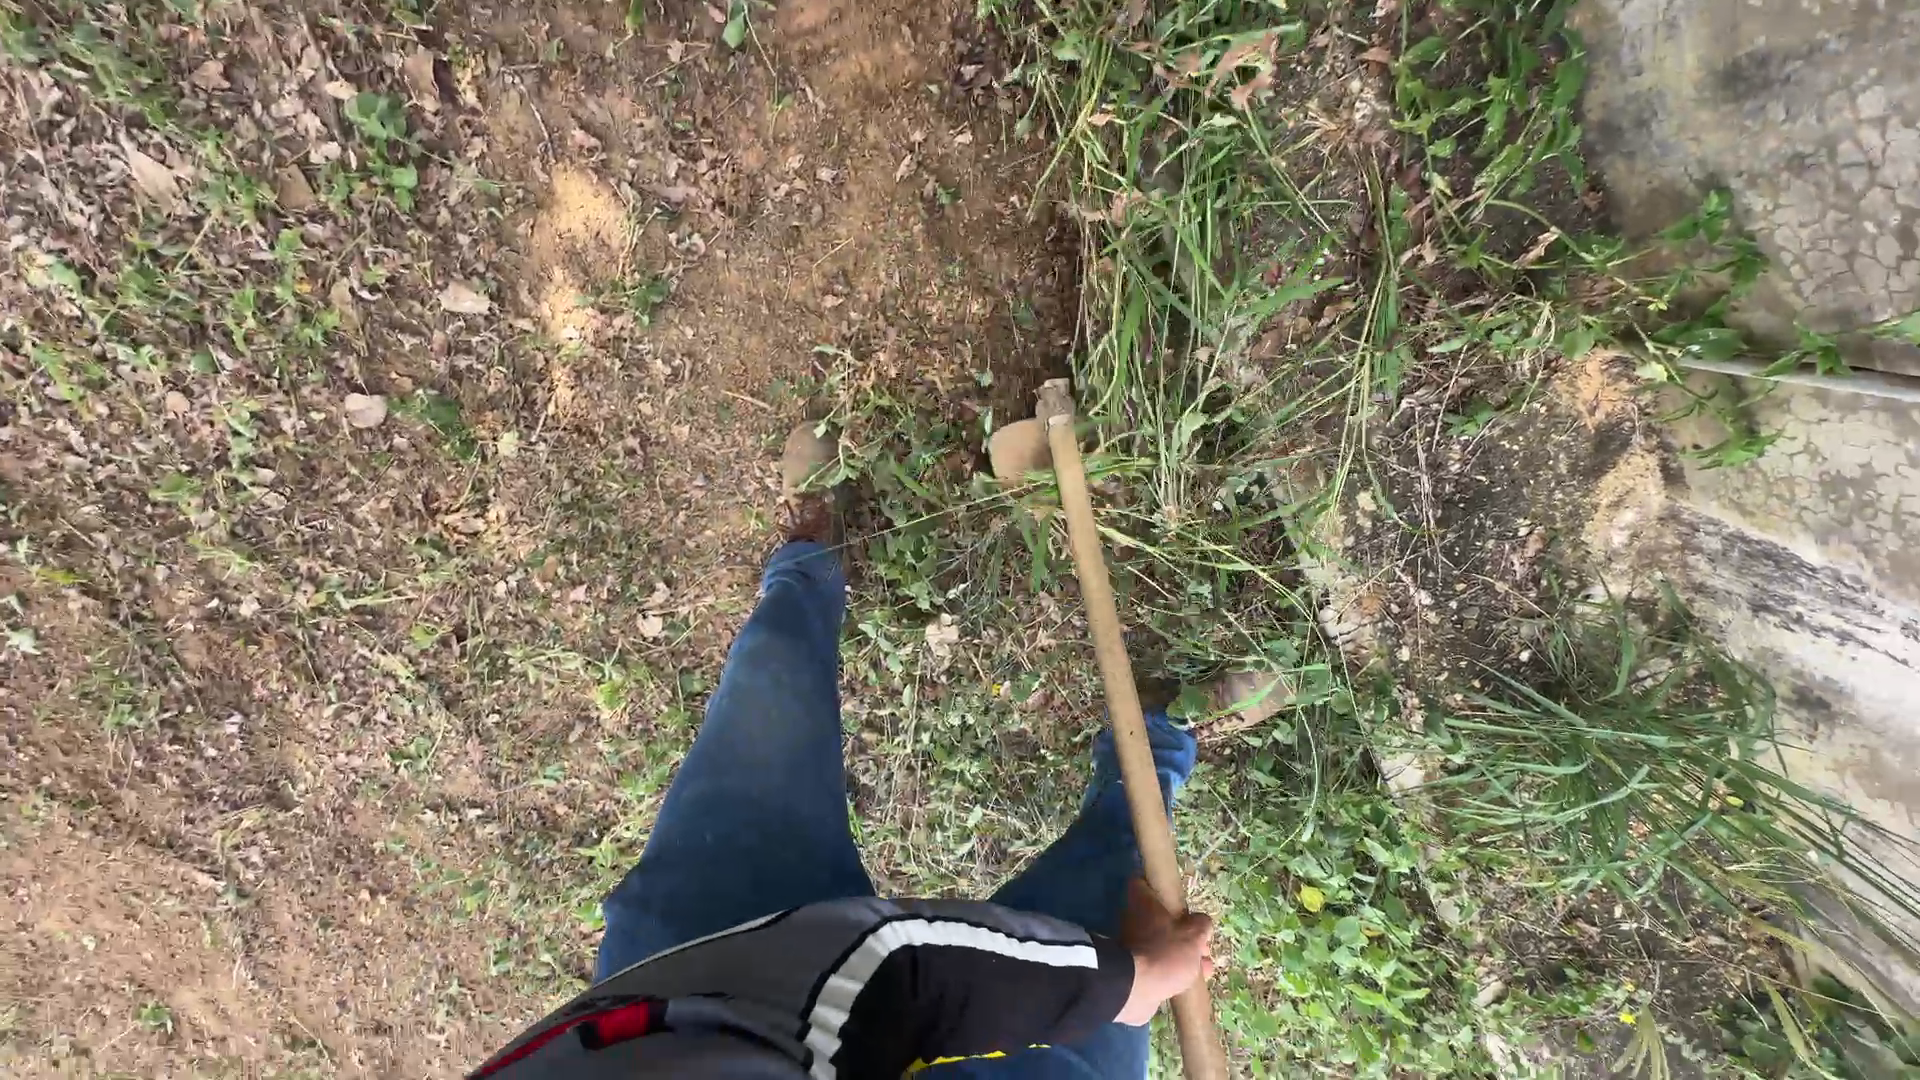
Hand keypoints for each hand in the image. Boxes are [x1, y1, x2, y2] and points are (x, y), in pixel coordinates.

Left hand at [1114, 877, 1213, 1025]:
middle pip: (1160, 918)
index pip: (1143, 883)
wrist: (1137, 988)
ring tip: (1206, 967)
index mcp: (1142, 901)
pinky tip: (1193, 981)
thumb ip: (1201, 925)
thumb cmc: (1166, 951)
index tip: (1179, 901)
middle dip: (1184, 931)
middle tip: (1203, 945)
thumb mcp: (1193, 935)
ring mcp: (1132, 943)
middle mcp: (1133, 918)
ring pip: (1162, 942)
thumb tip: (1202, 921)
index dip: (1160, 889)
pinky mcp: (1135, 966)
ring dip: (1183, 952)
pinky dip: (1174, 969)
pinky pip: (1158, 962)